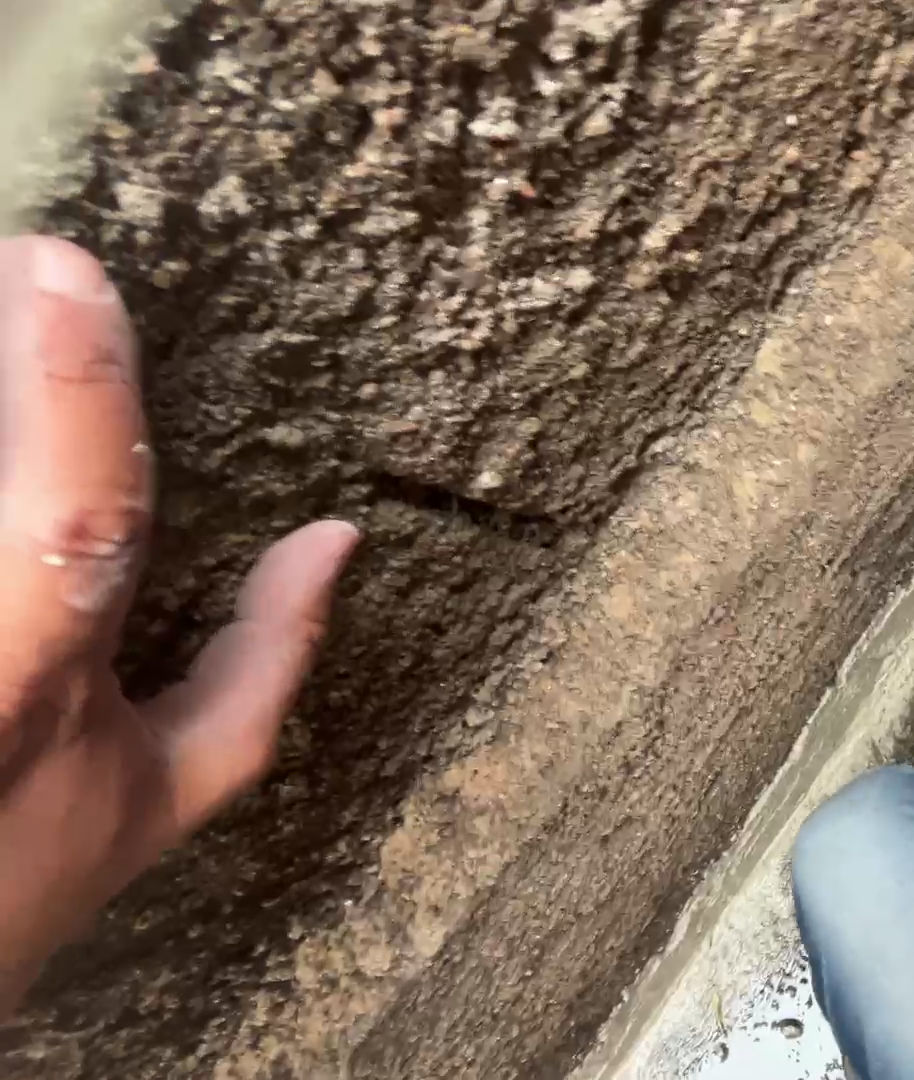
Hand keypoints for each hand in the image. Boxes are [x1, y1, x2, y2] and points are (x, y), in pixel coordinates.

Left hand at [0, 237, 357, 1013]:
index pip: (76, 513)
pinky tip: (9, 421)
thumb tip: (336, 536)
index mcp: (34, 680)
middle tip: (4, 256)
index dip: (77, 391)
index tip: (65, 266)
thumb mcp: (192, 773)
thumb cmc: (37, 871)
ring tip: (1, 314)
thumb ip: (272, 650)